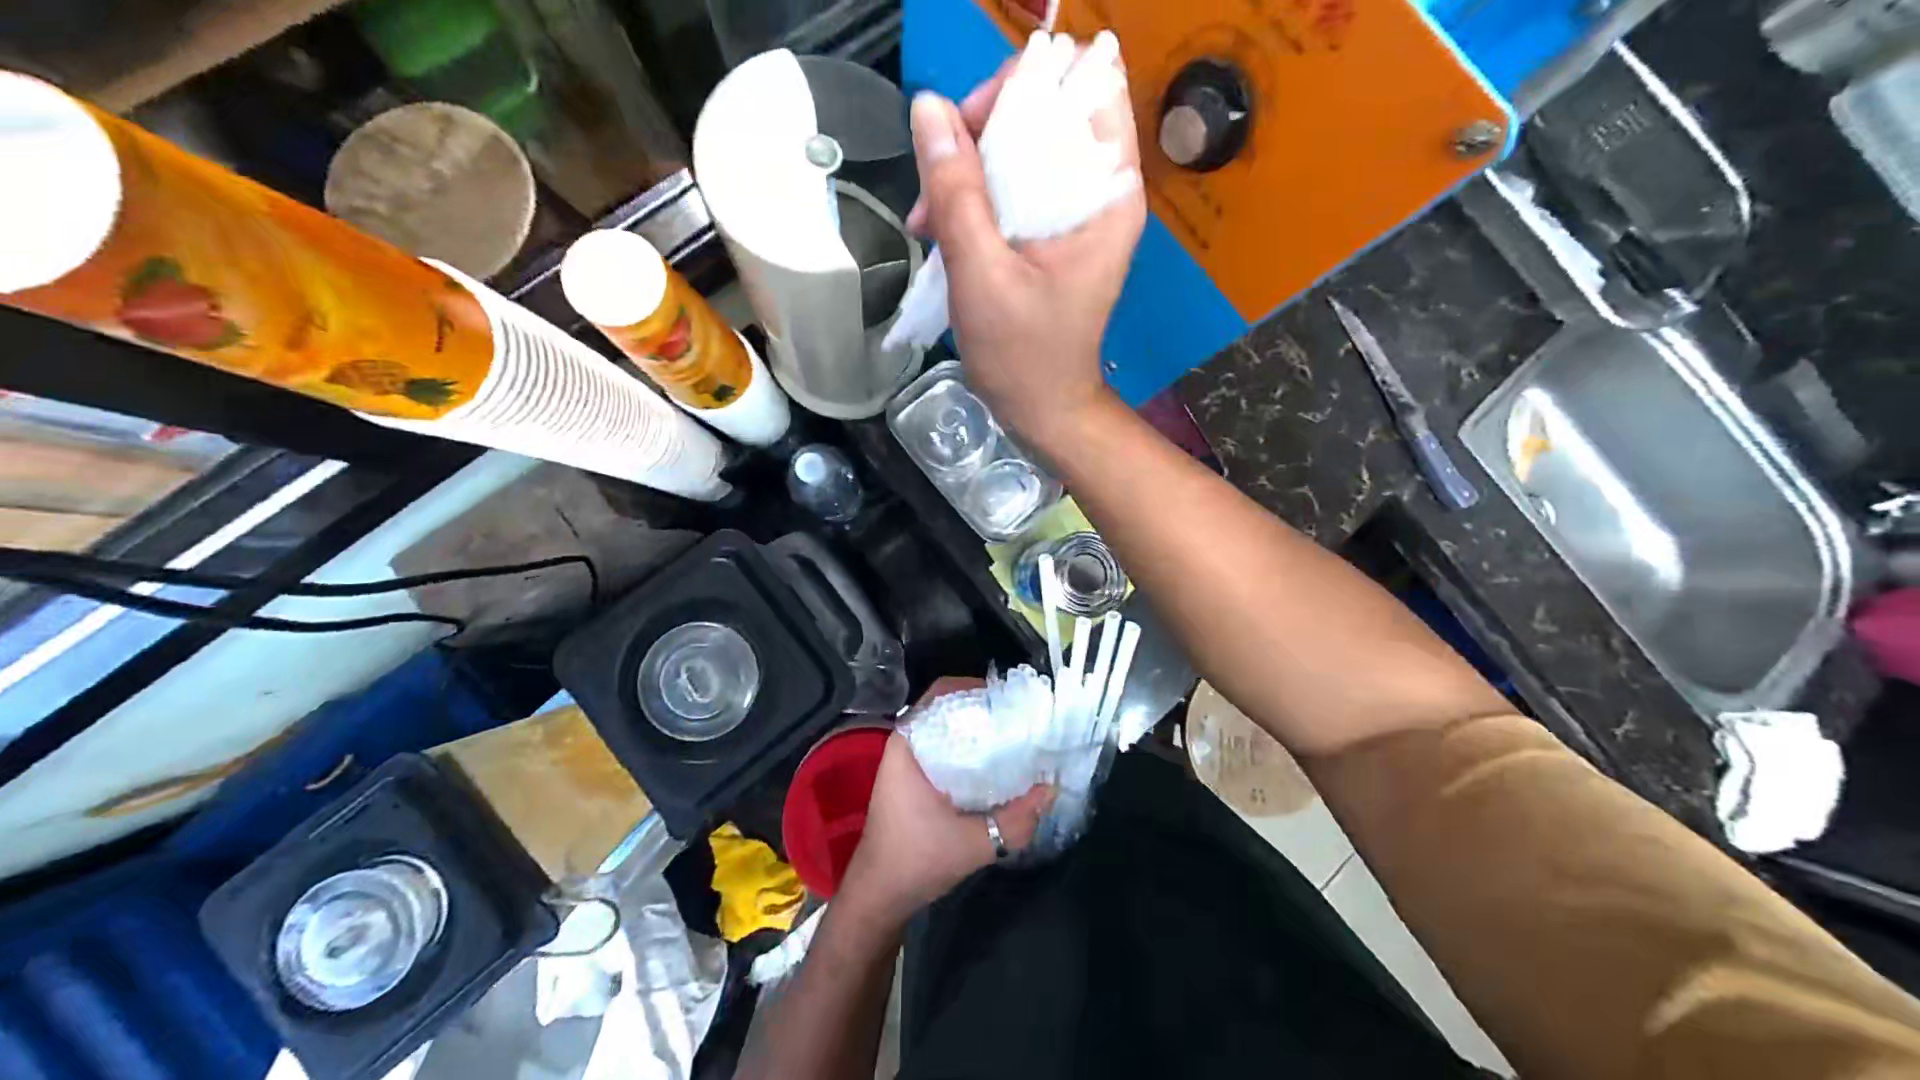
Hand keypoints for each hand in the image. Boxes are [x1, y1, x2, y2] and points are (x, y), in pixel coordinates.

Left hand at [838, 678, 1053, 924]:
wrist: (878, 896)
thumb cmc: (915, 862)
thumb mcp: (973, 844)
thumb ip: (1014, 820)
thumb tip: (1052, 790)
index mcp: (908, 744)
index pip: (942, 693)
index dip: (977, 687)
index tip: (1012, 699)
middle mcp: (906, 744)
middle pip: (949, 709)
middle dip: (986, 710)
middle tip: (1023, 719)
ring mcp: (909, 762)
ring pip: (949, 731)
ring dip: (980, 731)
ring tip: (1018, 738)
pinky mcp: (916, 780)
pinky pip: (947, 750)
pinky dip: (972, 751)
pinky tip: (999, 766)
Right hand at [905, 44, 1146, 452]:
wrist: (1043, 408)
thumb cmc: (1022, 354)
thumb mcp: (981, 273)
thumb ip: (957, 191)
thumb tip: (928, 109)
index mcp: (1107, 194)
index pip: (1083, 88)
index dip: (1023, 91)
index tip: (970, 130)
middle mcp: (1100, 192)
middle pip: (1046, 114)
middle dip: (984, 133)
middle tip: (939, 179)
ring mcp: (1076, 213)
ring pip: (1022, 150)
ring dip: (969, 169)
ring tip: (929, 216)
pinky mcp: (1052, 233)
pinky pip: (1013, 187)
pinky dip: (974, 197)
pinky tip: (940, 228)